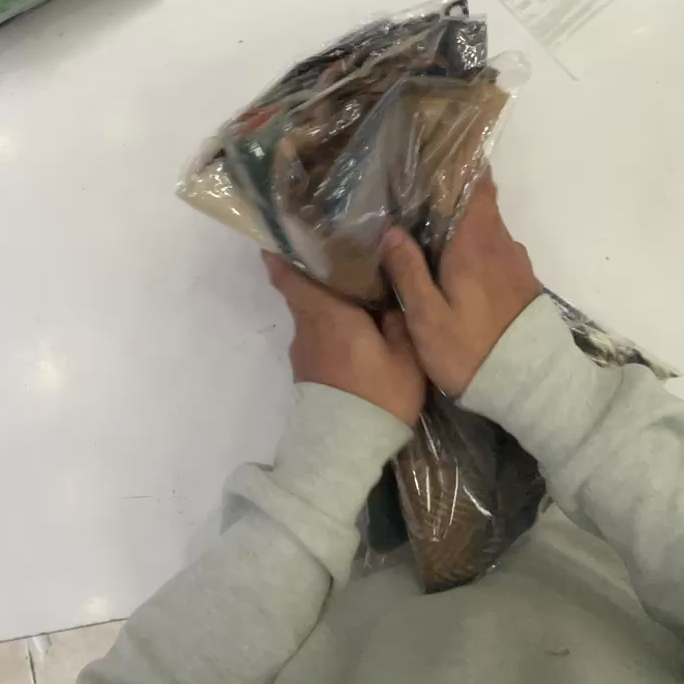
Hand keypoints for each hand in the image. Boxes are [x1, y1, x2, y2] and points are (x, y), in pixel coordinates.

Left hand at [264, 253, 427, 425]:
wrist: (346, 447)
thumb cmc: (378, 395)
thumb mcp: (405, 357)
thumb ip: (398, 322)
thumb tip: (388, 301)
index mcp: (329, 314)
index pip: (291, 277)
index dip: (280, 255)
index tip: (277, 237)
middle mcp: (308, 327)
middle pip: (301, 291)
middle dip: (312, 272)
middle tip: (336, 255)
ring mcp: (303, 350)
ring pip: (310, 314)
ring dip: (323, 301)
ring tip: (353, 292)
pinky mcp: (306, 370)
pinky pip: (315, 334)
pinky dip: (327, 324)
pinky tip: (352, 328)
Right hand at [380, 177, 542, 396]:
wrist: (533, 389)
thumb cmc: (472, 350)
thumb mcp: (427, 317)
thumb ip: (409, 272)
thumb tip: (392, 231)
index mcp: (476, 245)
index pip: (479, 189)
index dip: (463, 169)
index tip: (439, 160)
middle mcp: (502, 247)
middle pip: (482, 208)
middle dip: (455, 200)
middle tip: (419, 200)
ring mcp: (518, 267)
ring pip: (489, 233)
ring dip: (466, 229)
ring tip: (433, 235)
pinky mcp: (525, 288)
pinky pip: (498, 255)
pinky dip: (478, 251)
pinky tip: (457, 269)